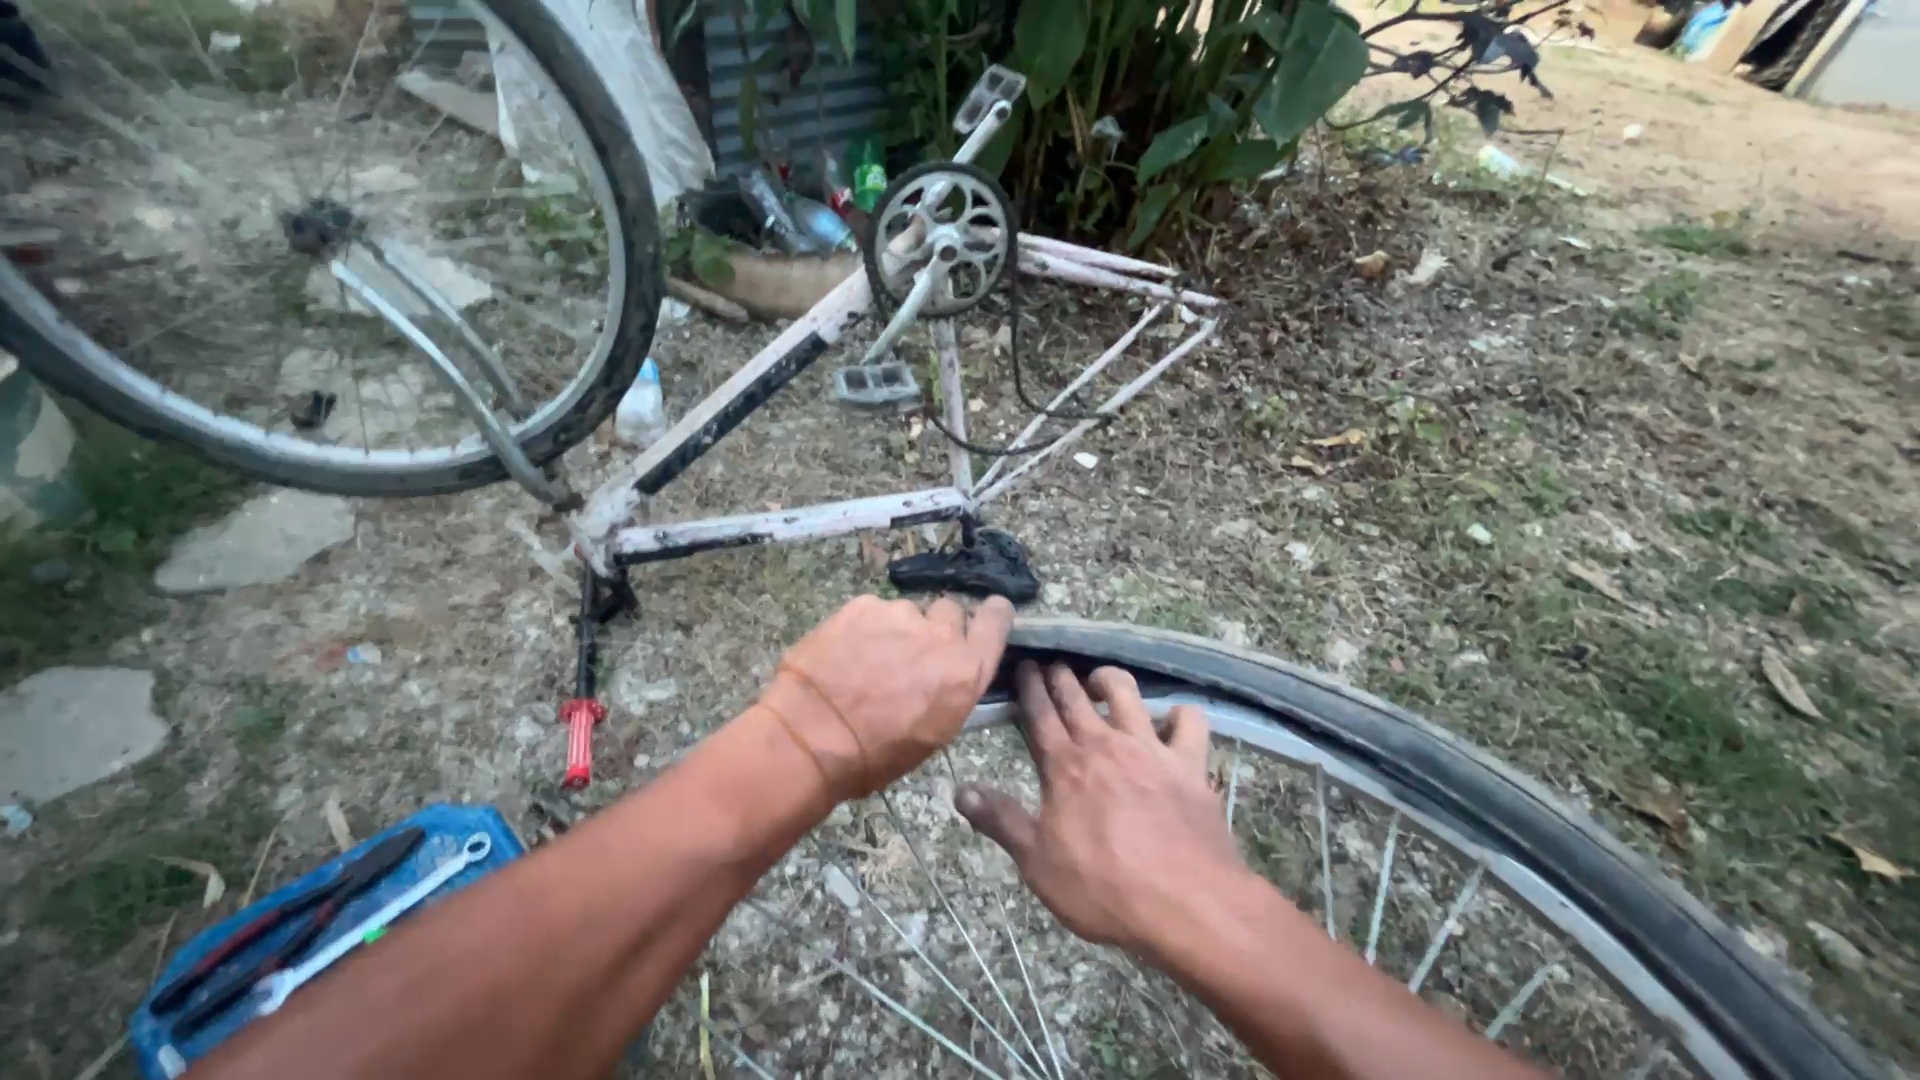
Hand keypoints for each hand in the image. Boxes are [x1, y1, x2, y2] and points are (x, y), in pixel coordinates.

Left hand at [756, 594, 1013, 800]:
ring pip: (907, 613)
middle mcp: (940, 634)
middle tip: (911, 656)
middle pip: (949, 612)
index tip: (986, 616)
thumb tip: (949, 676)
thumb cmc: (876, 754)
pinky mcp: (862, 605)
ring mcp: (900, 615)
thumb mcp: (935, 733)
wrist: (813, 735)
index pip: (996, 620)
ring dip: (896, 630)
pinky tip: (845, 652)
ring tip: (868, 660)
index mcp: (966, 670)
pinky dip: (864, 627)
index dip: (992, 615)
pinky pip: (872, 610)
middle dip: (935, 630)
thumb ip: (953, 690)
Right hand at [956, 662, 1244, 955]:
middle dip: (1061, 676)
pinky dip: (1181, 714)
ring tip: (1100, 681)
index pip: (1040, 713)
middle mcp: (1105, 745)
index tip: (1024, 666)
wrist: (1184, 903)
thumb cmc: (1102, 888)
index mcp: (1064, 765)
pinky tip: (1174, 720)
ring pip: (1128, 693)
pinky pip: (1190, 722)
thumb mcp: (1037, 862)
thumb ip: (1000, 820)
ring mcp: (1151, 750)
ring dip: (1110, 680)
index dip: (1029, 688)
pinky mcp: (1189, 764)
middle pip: (1077, 697)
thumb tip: (959, 790)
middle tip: (1053, 665)